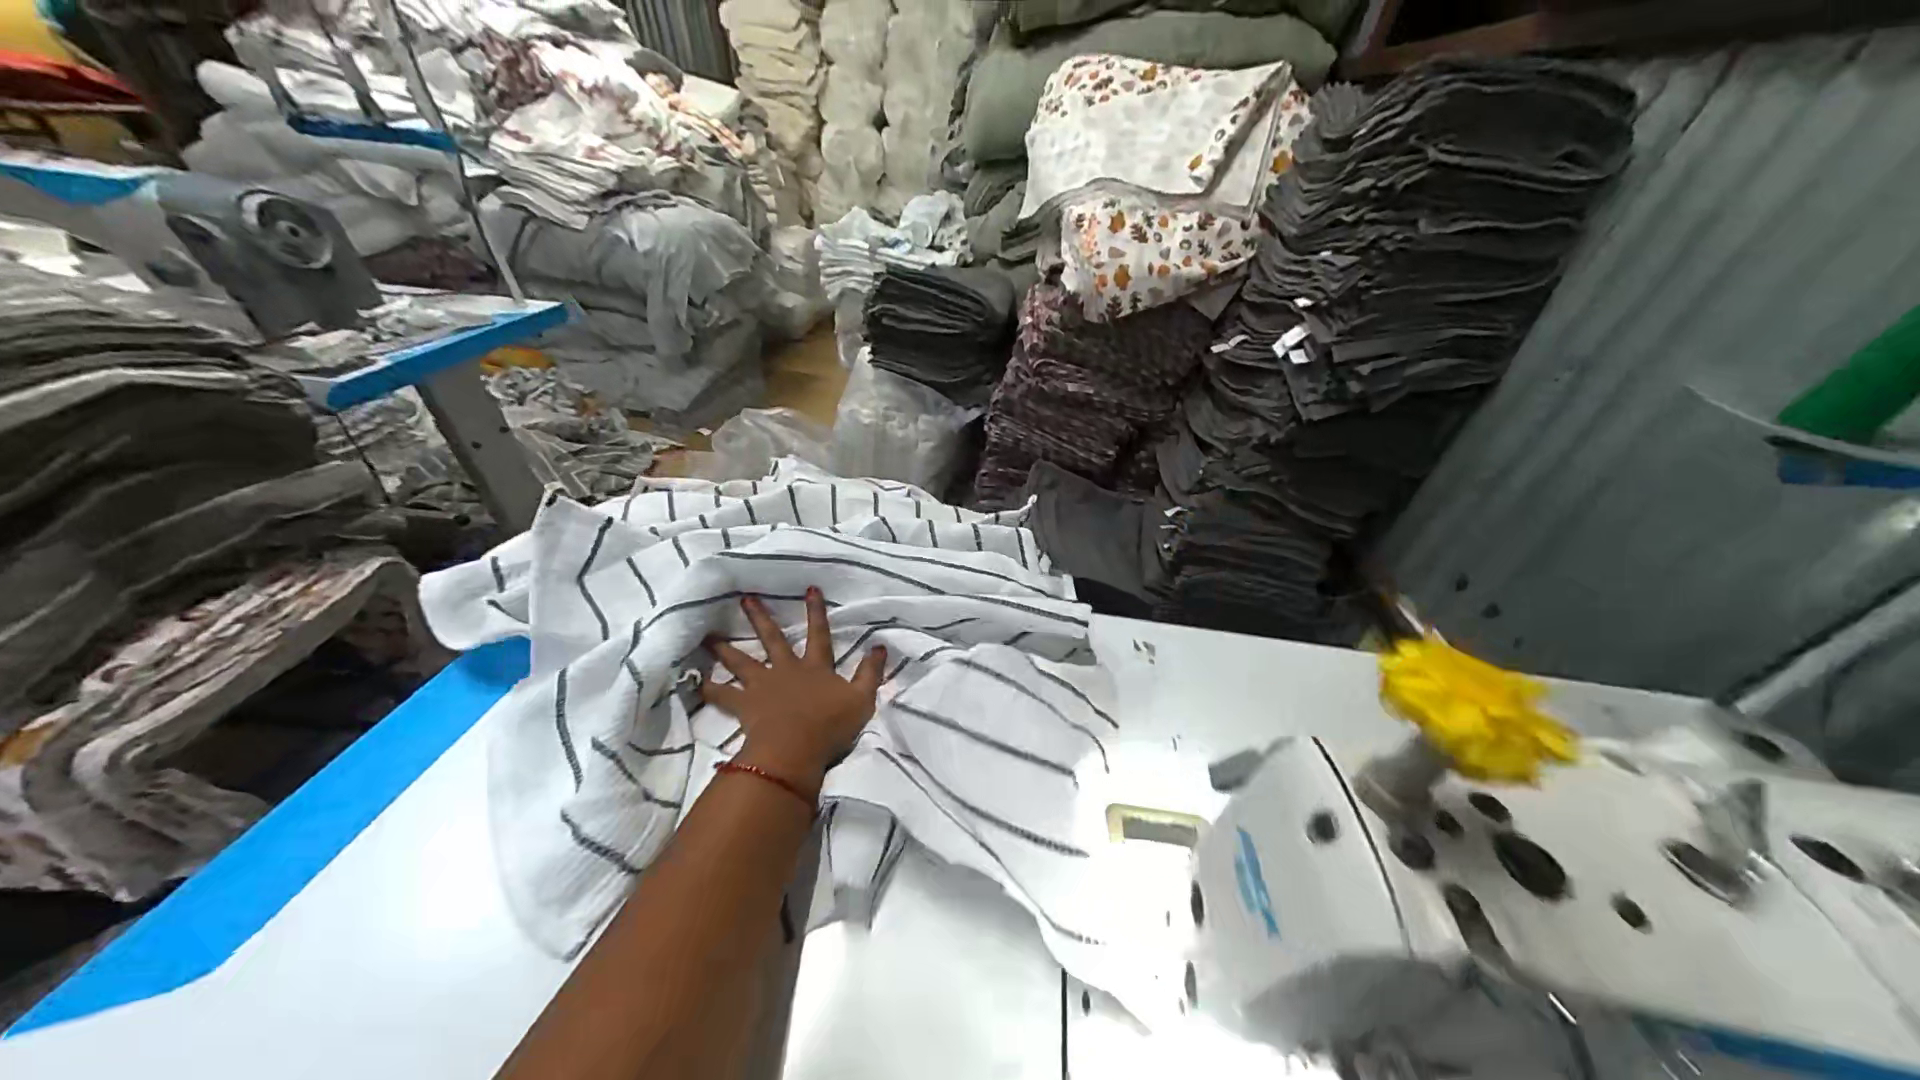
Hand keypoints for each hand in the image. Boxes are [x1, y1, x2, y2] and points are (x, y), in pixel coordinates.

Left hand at [701, 589, 883, 790]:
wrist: (795, 749)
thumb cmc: (831, 725)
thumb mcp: (862, 699)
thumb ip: (870, 673)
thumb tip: (880, 646)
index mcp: (815, 667)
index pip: (819, 634)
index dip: (816, 612)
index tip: (810, 589)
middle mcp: (786, 670)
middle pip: (772, 639)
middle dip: (760, 618)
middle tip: (745, 598)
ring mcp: (762, 686)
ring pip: (741, 661)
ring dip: (725, 648)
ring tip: (709, 636)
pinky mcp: (744, 705)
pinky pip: (723, 695)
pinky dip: (709, 689)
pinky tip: (696, 682)